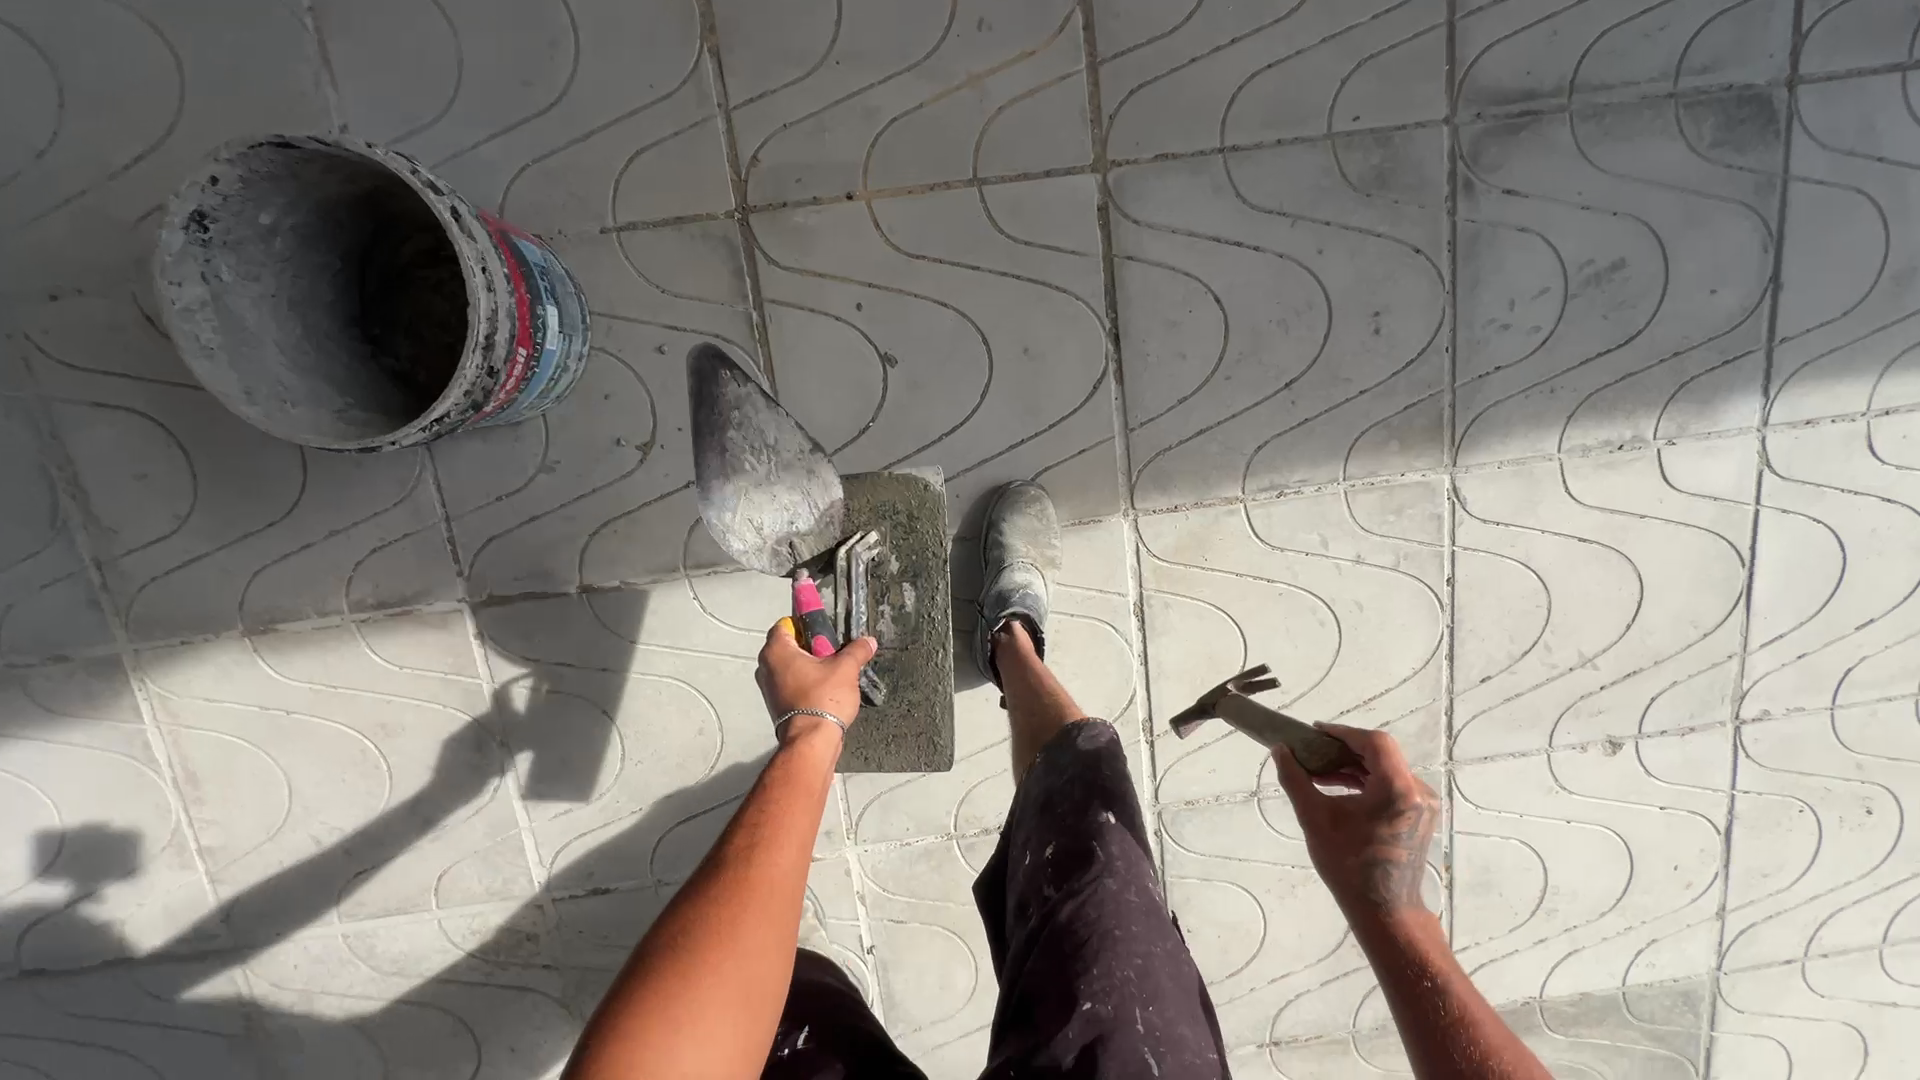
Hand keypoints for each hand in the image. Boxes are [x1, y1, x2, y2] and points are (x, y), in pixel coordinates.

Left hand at [755, 618, 877, 744]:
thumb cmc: (823, 698)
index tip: (826, 631)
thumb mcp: (845, 669)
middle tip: (834, 651)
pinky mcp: (776, 704)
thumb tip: (869, 641)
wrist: (811, 742)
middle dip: (812, 646)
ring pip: (791, 666)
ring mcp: (768, 687)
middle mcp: (766, 666)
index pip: (786, 624)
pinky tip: (826, 689)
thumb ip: (857, 651)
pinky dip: (805, 682)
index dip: (806, 623)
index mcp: (776, 651)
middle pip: (789, 645)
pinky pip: (791, 683)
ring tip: (833, 672)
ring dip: (810, 666)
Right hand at [1274, 723, 1437, 920]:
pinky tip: (1340, 789)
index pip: (1374, 742)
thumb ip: (1295, 779)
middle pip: (1381, 753)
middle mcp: (1418, 792)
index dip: (1344, 732)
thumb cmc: (1348, 864)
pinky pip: (1392, 786)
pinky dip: (1366, 781)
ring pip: (1386, 769)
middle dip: (1345, 748)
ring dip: (1354, 766)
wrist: (1384, 910)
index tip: (1315, 733)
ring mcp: (1423, 805)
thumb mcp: (1314, 818)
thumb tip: (1280, 750)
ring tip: (1321, 772)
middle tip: (1314, 752)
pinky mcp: (1420, 816)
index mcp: (1397, 789)